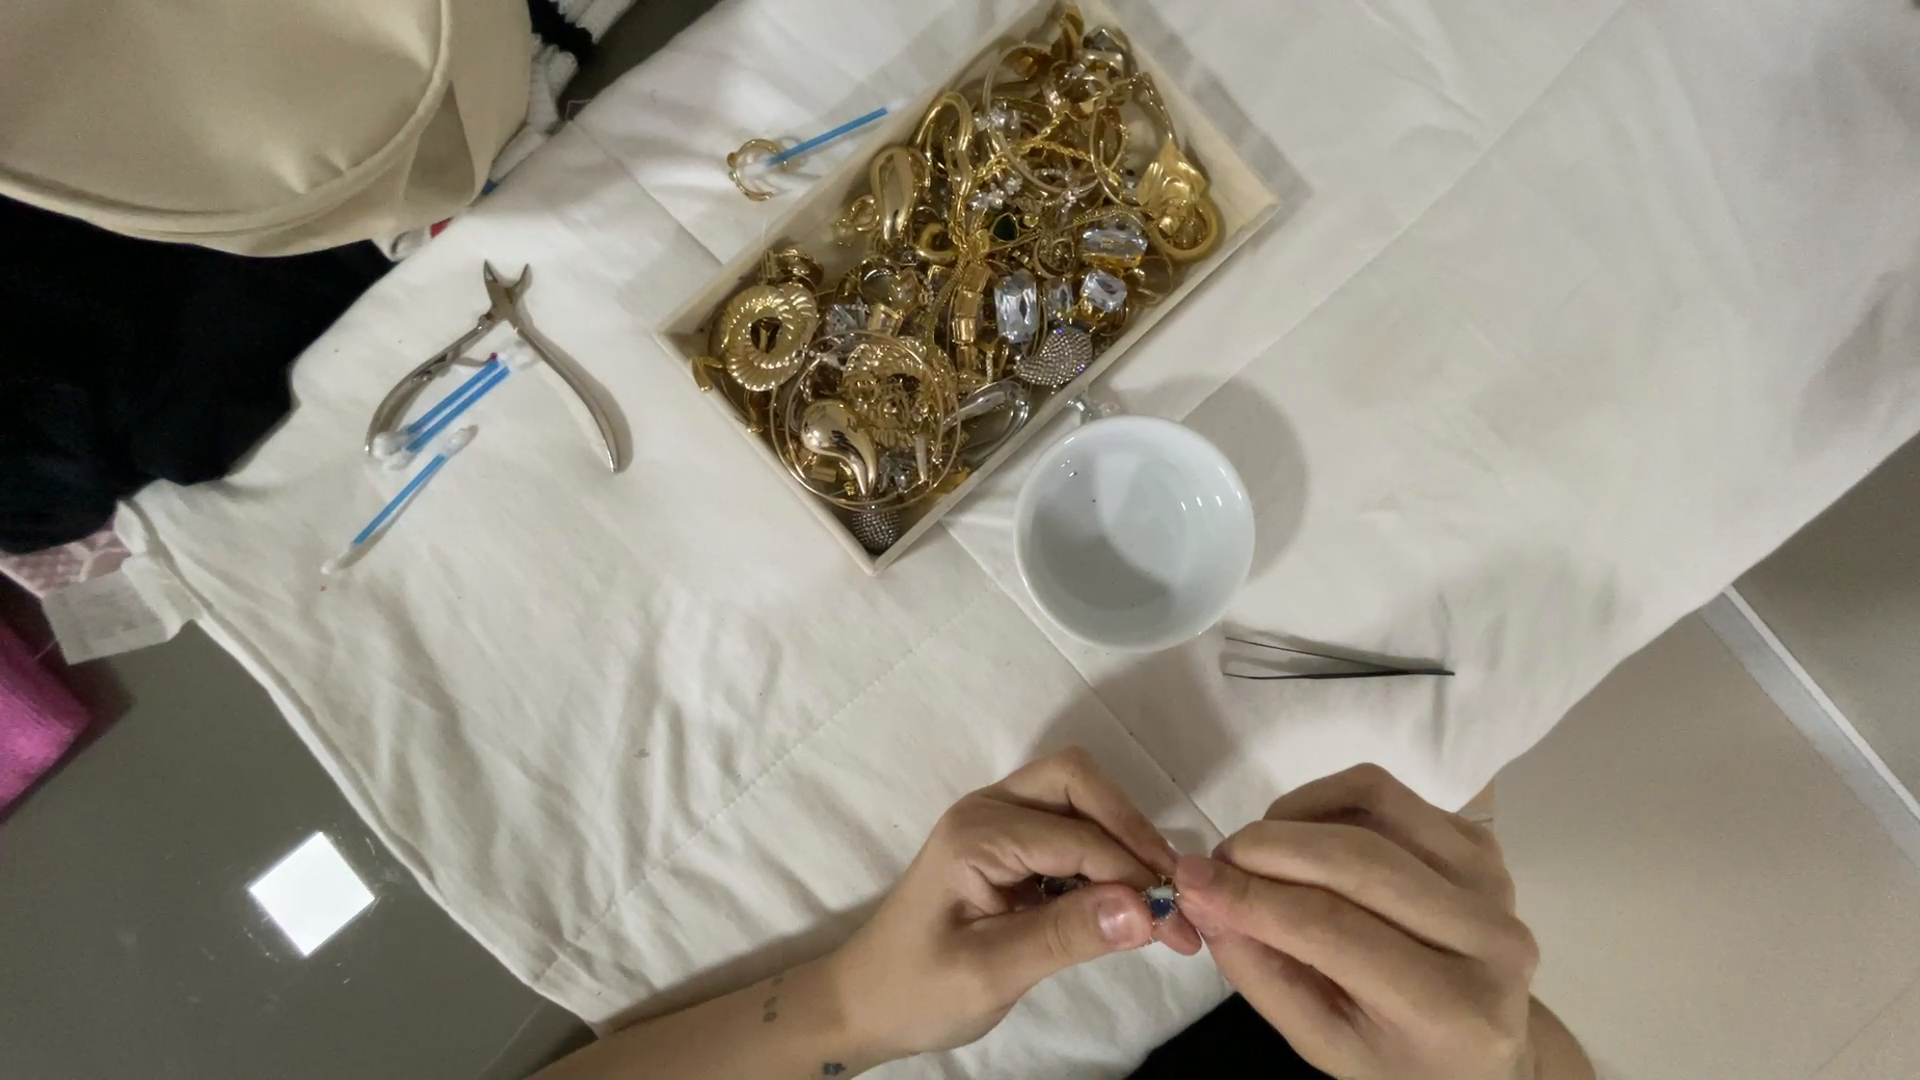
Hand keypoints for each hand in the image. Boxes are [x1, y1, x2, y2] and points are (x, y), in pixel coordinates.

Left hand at [828, 747, 1202, 1062]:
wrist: (867, 998)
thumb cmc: (918, 989)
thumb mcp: (991, 973)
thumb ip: (1067, 936)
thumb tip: (1144, 909)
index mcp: (978, 833)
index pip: (1077, 837)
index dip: (1133, 875)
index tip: (1179, 924)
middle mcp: (989, 808)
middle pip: (1075, 779)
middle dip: (1129, 827)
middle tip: (1167, 891)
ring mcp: (997, 818)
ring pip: (1075, 794)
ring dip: (1120, 835)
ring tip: (1153, 898)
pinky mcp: (1007, 839)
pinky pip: (1066, 823)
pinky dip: (1101, 850)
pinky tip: (1119, 898)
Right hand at [1176, 765, 1542, 1079]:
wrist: (1485, 1048)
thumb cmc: (1394, 1052)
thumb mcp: (1320, 1042)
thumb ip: (1255, 967)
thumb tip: (1198, 892)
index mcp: (1455, 1010)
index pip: (1333, 930)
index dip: (1249, 896)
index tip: (1187, 878)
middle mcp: (1490, 938)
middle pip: (1356, 858)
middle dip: (1266, 846)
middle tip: (1217, 857)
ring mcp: (1491, 879)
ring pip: (1371, 802)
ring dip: (1293, 814)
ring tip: (1262, 850)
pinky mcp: (1479, 840)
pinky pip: (1381, 792)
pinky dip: (1322, 799)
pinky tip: (1304, 837)